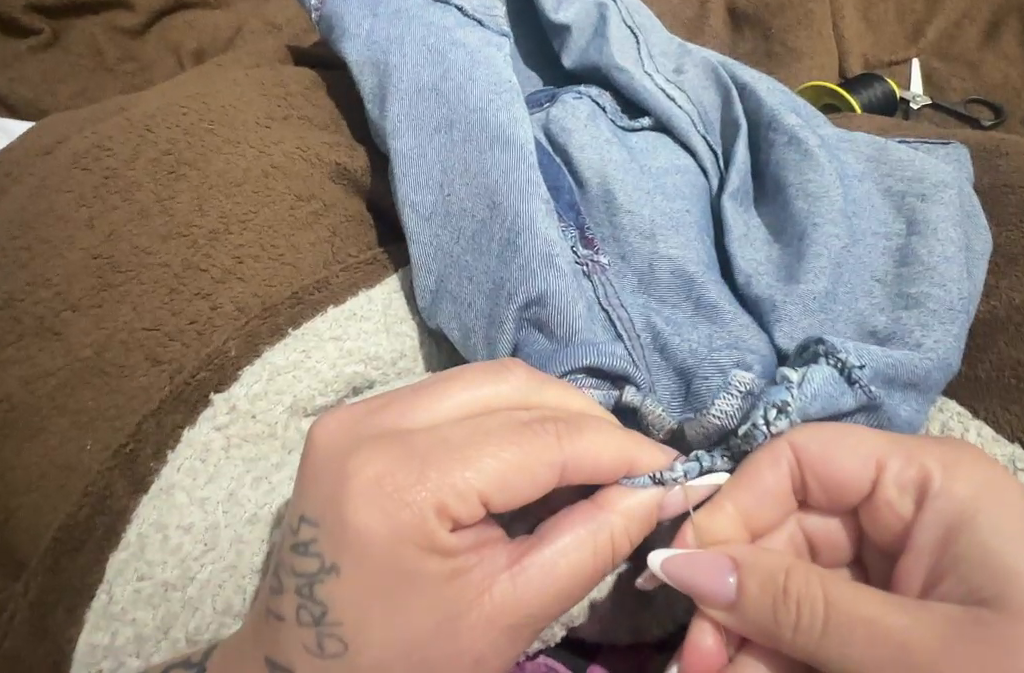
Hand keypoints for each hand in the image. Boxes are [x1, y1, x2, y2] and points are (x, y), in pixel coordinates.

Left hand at [155, 359, 683, 672]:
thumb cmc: (403, 665)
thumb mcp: (508, 615)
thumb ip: (590, 541)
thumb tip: (656, 488)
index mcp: (405, 483)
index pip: (536, 439)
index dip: (613, 448)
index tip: (669, 464)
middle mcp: (373, 422)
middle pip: (512, 386)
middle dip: (584, 420)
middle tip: (631, 463)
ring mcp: (356, 411)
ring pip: (486, 378)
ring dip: (548, 409)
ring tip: (590, 455)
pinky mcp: (354, 414)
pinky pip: (453, 391)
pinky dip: (505, 411)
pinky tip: (533, 447)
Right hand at [648, 423, 1023, 672]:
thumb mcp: (922, 657)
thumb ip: (800, 608)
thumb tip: (680, 562)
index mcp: (927, 483)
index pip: (803, 460)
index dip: (738, 506)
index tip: (686, 571)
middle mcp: (906, 512)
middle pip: (788, 527)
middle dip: (736, 590)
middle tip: (693, 663)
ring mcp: (901, 571)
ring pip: (793, 583)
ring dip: (748, 633)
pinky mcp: (900, 625)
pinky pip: (819, 625)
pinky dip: (781, 656)